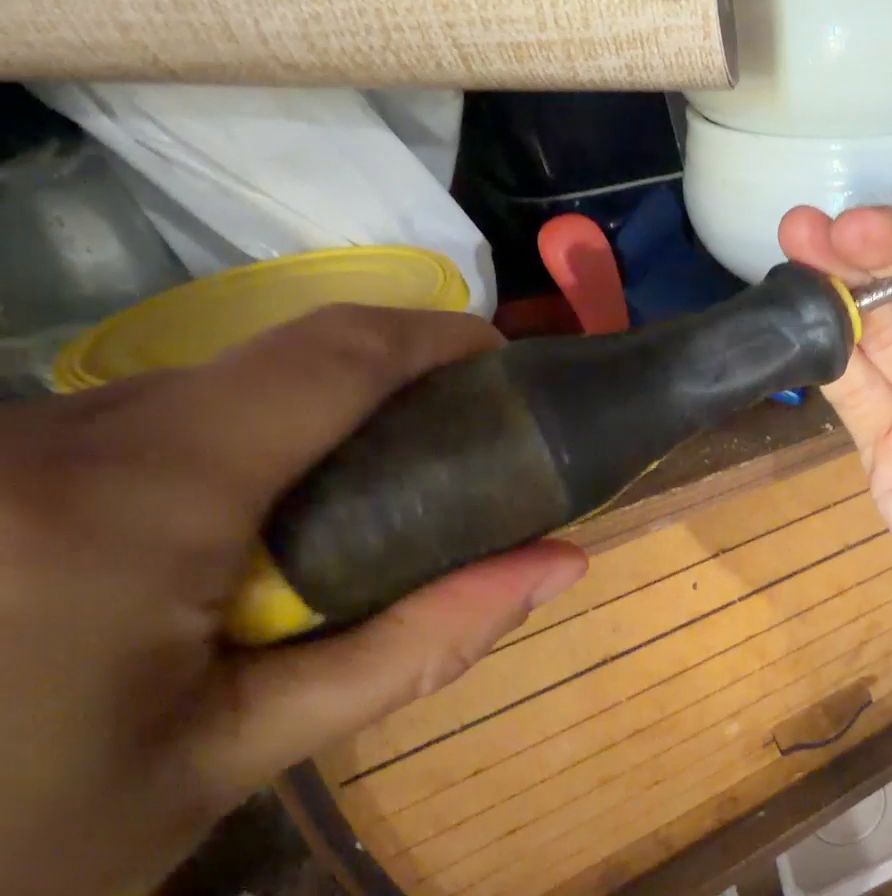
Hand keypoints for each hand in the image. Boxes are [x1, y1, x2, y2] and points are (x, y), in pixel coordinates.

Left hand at [0, 306, 586, 895]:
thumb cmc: (31, 830)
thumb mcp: (237, 753)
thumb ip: (411, 647)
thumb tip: (562, 565)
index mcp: (126, 506)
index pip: (326, 357)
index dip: (432, 338)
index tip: (501, 366)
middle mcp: (37, 441)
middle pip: (262, 373)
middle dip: (364, 406)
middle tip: (427, 480)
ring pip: (192, 393)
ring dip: (280, 437)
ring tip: (315, 530)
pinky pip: (123, 424)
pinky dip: (201, 456)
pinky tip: (201, 545)